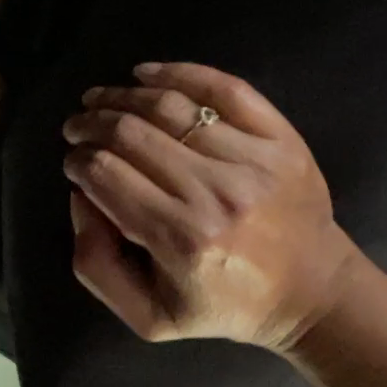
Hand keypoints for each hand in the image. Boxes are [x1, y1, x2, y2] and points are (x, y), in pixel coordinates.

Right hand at [63, 62, 358, 351]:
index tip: (72, 162)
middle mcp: (217, 195)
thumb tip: (80, 194)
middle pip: (129, 133)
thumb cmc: (223, 303)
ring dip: (120, 95)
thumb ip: (95, 262)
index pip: (104, 173)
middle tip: (76, 126)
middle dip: (89, 123)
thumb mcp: (149, 314)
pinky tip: (144, 74)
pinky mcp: (280, 138)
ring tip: (99, 99)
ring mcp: (253, 161)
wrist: (313, 294)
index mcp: (182, 240)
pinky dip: (176, 72)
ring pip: (167, 106)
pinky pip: (222, 89)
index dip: (77, 160)